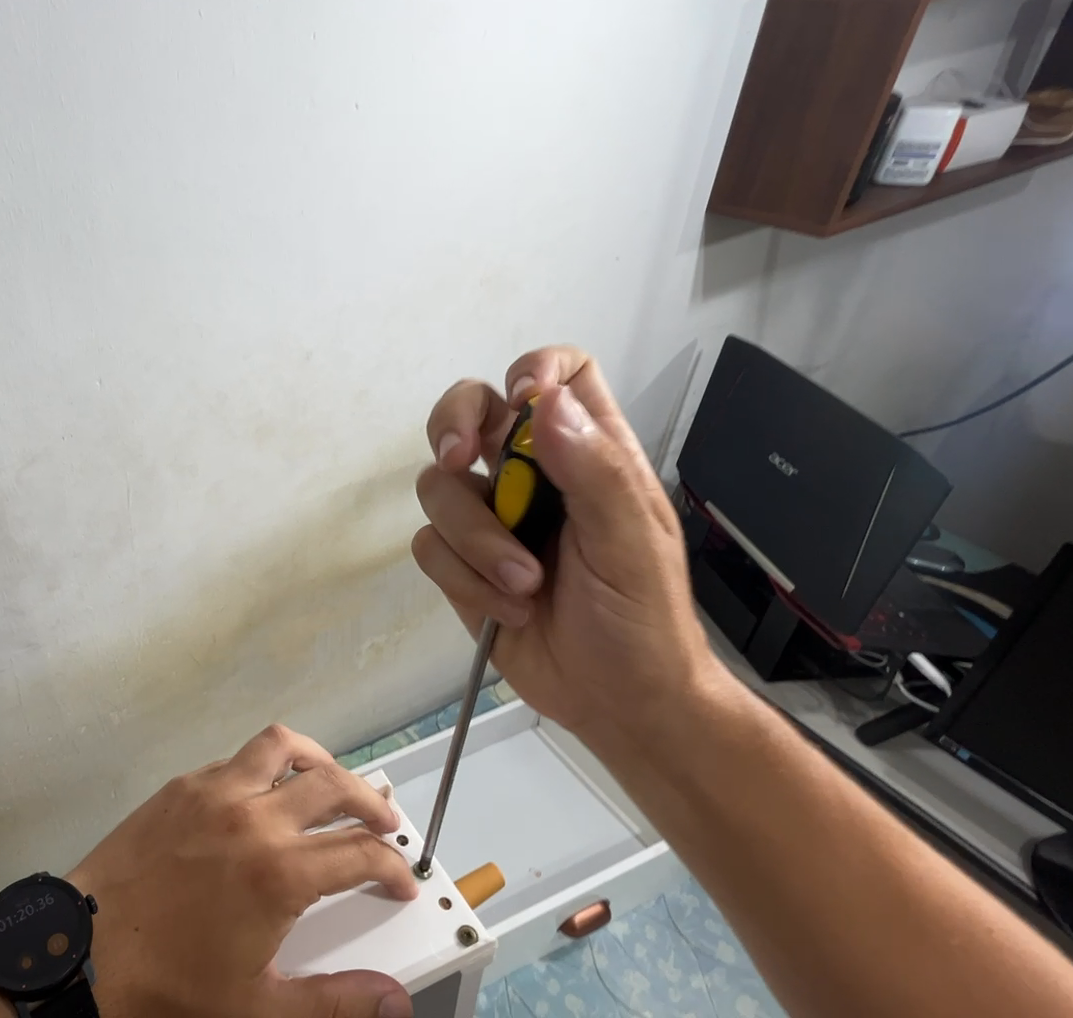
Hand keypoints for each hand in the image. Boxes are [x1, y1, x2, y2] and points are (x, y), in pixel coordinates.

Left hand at [67, 724, 417, 1017]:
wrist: (88, 952)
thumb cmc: (171, 981)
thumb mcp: (260, 1006)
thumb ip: (336, 1002)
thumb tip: (395, 999)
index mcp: (279, 873)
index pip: (361, 853)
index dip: (393, 866)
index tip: (400, 879)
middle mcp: (252, 818)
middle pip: (334, 785)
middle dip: (372, 802)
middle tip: (384, 822)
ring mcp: (214, 792)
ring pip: (283, 746)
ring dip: (319, 760)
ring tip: (332, 781)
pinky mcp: (182, 784)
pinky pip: (236, 758)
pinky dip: (265, 766)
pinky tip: (265, 792)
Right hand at [411, 346, 726, 743]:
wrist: (616, 702)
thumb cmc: (642, 620)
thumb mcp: (631, 542)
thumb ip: (594, 469)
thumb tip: (542, 402)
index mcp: (587, 454)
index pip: (561, 374)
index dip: (535, 371)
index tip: (520, 400)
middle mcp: (531, 475)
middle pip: (470, 409)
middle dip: (451, 426)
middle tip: (457, 458)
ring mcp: (490, 518)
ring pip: (438, 486)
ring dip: (475, 539)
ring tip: (522, 585)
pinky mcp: (460, 563)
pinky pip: (430, 545)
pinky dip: (462, 578)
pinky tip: (506, 608)